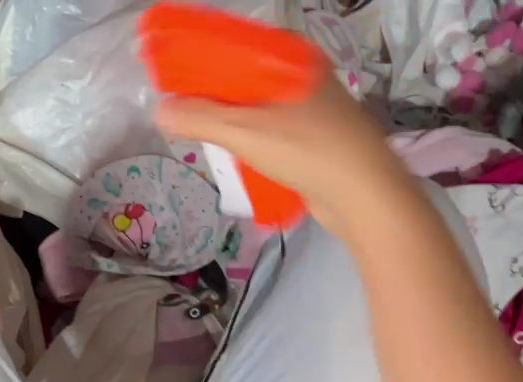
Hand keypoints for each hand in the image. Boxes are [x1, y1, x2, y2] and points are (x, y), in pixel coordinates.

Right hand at [155, 82, 405, 235]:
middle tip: (184, 112)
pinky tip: (236, 158)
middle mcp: (303, 77)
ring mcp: (312, 110)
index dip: (204, 59)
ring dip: (233, 123)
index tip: (175, 76)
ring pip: (260, 109)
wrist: (361, 193)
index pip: (237, 48)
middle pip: (246, 80)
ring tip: (205, 137)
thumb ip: (201, 118)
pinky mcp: (315, 141)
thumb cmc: (306, 151)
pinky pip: (273, 134)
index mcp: (291, 60)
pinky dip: (252, 142)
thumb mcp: (245, 131)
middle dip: (214, 96)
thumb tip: (161, 110)